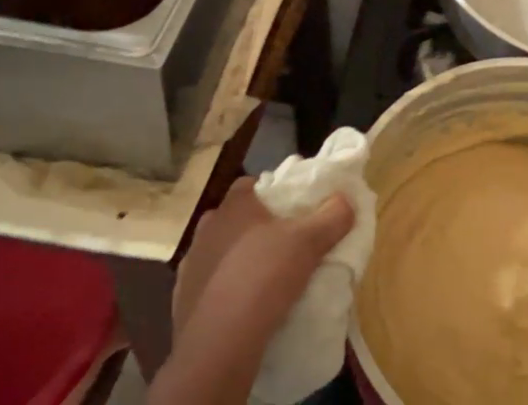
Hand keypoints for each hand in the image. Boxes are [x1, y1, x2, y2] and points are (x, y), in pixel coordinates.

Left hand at [173, 179, 355, 346]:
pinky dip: (222, 289)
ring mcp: (191, 264)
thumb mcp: (310, 242)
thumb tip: (345, 199)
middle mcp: (207, 228)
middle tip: (280, 243)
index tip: (289, 209)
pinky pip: (207, 285)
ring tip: (262, 278)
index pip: (249, 184)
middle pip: (233, 218)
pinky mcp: (182, 298)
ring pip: (218, 251)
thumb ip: (333, 215)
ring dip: (235, 259)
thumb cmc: (264, 277)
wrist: (220, 341)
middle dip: (253, 227)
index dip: (269, 193)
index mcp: (234, 207)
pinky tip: (241, 305)